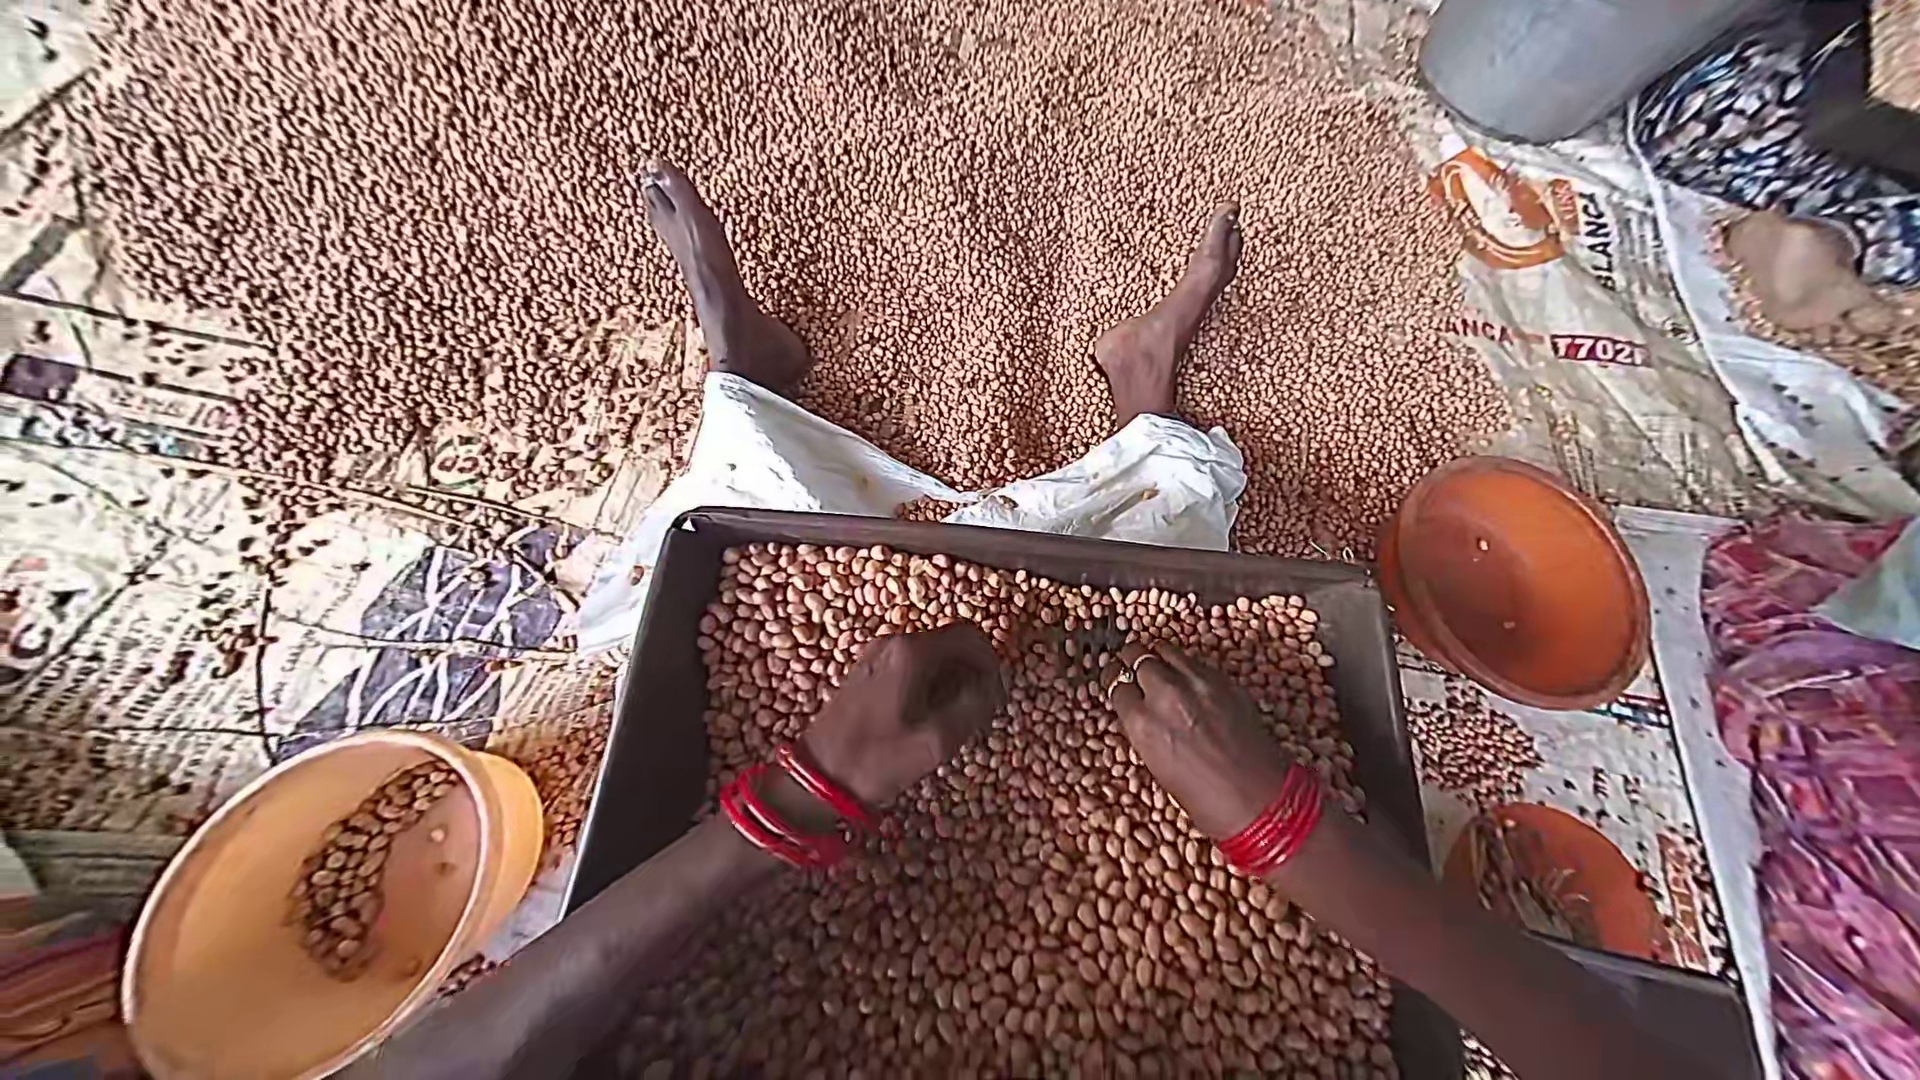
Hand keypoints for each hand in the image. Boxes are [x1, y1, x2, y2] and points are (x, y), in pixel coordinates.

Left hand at [801, 623, 1005, 805]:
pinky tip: (928, 715)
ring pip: (933, 655)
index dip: (990, 662)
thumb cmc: (875, 759)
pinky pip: (913, 665)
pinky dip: (931, 682)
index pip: (969, 637)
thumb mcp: (935, 742)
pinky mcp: (869, 669)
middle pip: (951, 644)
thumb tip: (991, 689)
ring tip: (954, 718)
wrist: (816, 775)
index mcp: (911, 652)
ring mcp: (878, 654)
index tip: (996, 694)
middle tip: (978, 710)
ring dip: (952, 680)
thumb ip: (972, 709)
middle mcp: (894, 642)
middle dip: (972, 672)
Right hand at [1103, 642, 1292, 838]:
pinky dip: (1185, 666)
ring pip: (1164, 649)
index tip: (1116, 679)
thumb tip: (1136, 708)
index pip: (1116, 682)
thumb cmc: (1207, 799)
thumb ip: (1143, 728)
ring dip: (1157, 656)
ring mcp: (1197, 684)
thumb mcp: (1156, 765)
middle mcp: (1165, 696)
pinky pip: (1194, 661)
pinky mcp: (1224, 681)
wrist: (1263, 804)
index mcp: (1142, 723)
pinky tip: (1187, 680)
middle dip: (1131, 660)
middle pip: (1136, 655)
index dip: (1114, 680)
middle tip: (1131, 666)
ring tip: (1157, 665)